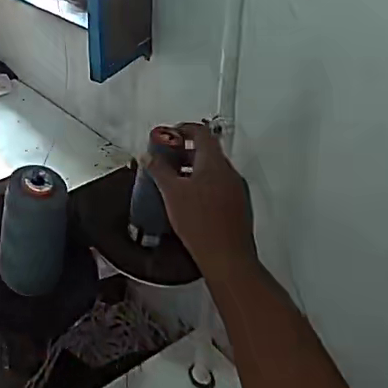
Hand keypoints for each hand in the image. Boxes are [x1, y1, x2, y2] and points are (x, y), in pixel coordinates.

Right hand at [145, 121, 256, 268]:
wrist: (227, 258)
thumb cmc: (202, 224)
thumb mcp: (171, 192)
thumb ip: (158, 170)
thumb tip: (148, 157)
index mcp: (214, 163)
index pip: (201, 132)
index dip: (183, 129)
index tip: (169, 135)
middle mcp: (229, 173)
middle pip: (207, 150)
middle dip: (184, 150)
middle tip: (166, 157)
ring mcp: (236, 190)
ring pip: (213, 169)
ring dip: (192, 168)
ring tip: (173, 180)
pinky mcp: (238, 206)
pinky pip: (219, 185)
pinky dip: (203, 183)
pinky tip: (188, 199)